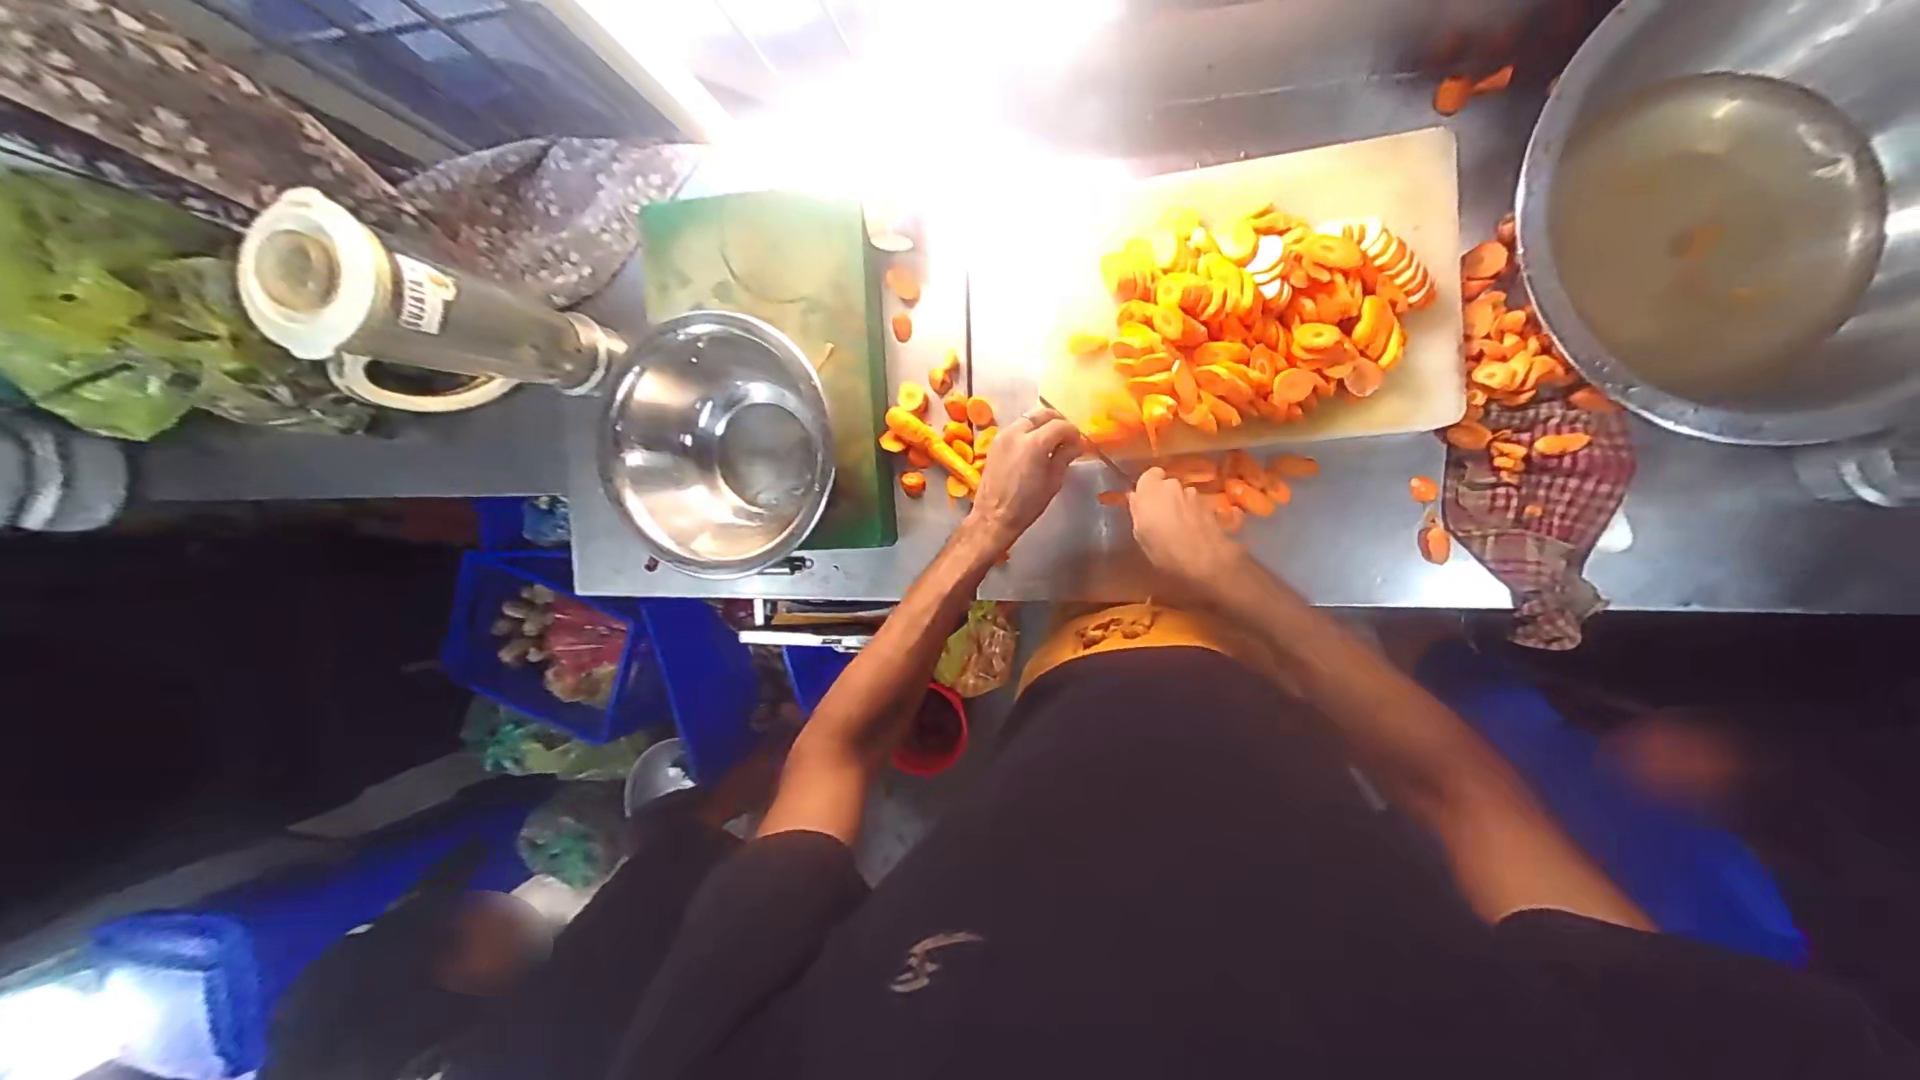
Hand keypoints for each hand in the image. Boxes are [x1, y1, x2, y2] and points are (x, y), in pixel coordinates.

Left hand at [967, 406, 1081, 546]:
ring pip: (1028, 418)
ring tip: (1051, 441)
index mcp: (1034, 443)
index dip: (1073, 432)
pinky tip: (1034, 446)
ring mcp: (1003, 435)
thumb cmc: (1026, 505)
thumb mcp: (1052, 482)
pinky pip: (1016, 427)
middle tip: (1066, 436)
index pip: (1060, 425)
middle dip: (1058, 421)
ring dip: (1042, 424)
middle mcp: (1017, 432)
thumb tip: (1076, 445)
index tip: (1078, 443)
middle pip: (1043, 414)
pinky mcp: (994, 442)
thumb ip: (1064, 457)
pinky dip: (1028, 430)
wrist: (993, 516)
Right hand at [1129, 467, 1249, 590]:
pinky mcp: (1213, 508)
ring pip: (1185, 496)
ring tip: (1181, 529)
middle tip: (1162, 518)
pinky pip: (1199, 508)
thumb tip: (1136, 497)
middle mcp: (1175, 486)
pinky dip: (1197, 516)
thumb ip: (1138, 510)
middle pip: (1168, 486)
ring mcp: (1196, 496)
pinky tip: (1196, 533)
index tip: (1146, 502)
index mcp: (1152, 489)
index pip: (1150, 475)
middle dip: (1166, 498)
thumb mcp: (1140, 533)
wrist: (1205, 560)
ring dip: (1182, 507)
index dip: (1148, 487)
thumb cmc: (1163, 549)